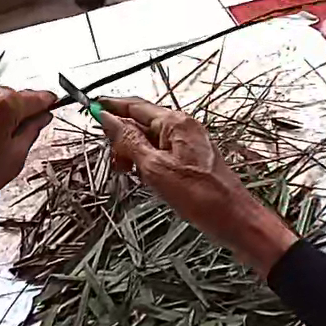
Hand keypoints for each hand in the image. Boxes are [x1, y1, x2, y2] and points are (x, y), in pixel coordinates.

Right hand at [95, 97, 297, 275]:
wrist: (234, 219)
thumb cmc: (202, 196)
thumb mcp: (154, 168)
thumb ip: (128, 141)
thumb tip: (107, 119)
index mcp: (176, 123)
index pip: (135, 106)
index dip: (110, 106)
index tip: (90, 108)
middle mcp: (184, 126)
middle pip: (142, 122)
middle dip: (122, 138)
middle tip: (114, 161)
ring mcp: (189, 142)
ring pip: (150, 139)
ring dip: (134, 152)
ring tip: (129, 173)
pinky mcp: (192, 158)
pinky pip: (161, 151)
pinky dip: (147, 161)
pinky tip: (145, 177)